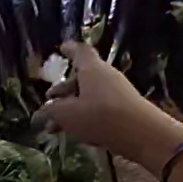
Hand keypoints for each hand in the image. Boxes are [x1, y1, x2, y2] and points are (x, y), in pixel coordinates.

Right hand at [34, 40, 182, 172]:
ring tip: (54, 127)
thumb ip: (51, 111)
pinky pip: (98, 109)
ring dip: (70, 108)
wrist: (140, 133)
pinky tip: (75, 133)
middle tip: (48, 101)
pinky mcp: (123, 110)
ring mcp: (116, 93)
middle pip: (81, 78)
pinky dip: (83, 117)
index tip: (62, 48)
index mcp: (91, 69)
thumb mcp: (67, 114)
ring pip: (87, 97)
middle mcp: (105, 76)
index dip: (69, 50)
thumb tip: (42, 112)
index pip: (79, 52)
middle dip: (63, 90)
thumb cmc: (99, 116)